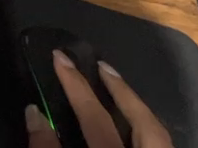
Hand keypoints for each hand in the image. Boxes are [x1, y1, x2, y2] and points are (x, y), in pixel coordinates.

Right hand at [25, 50, 171, 147]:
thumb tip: (34, 113)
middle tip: (103, 65)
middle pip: (145, 127)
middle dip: (124, 93)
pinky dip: (148, 131)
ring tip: (120, 89)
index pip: (93, 118)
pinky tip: (135, 126)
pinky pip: (163, 147)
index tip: (57, 58)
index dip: (74, 86)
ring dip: (140, 110)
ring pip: (161, 137)